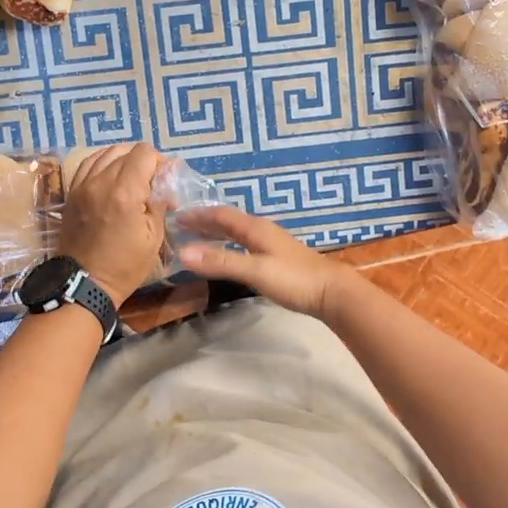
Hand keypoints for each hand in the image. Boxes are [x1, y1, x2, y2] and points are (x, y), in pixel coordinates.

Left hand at [59, 144, 166, 305]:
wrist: (84, 284)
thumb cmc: (125, 266)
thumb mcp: (154, 238)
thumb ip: (159, 202)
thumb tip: (165, 184)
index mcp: (124, 192)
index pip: (145, 153)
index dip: (160, 162)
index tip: (166, 180)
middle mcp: (100, 181)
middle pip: (126, 151)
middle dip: (144, 162)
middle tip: (151, 182)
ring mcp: (82, 185)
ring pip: (105, 153)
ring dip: (123, 161)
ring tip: (132, 179)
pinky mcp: (71, 192)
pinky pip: (87, 164)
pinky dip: (103, 164)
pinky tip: (111, 177)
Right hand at [177, 206, 359, 319]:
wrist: (331, 292)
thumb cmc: (293, 280)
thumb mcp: (254, 271)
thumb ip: (220, 262)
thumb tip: (184, 252)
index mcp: (255, 229)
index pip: (221, 215)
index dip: (198, 215)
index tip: (176, 216)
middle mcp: (262, 231)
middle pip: (229, 221)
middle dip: (205, 221)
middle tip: (182, 225)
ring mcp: (271, 244)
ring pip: (238, 232)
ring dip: (217, 233)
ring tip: (199, 237)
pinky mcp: (277, 258)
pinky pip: (245, 244)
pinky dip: (229, 245)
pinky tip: (229, 254)